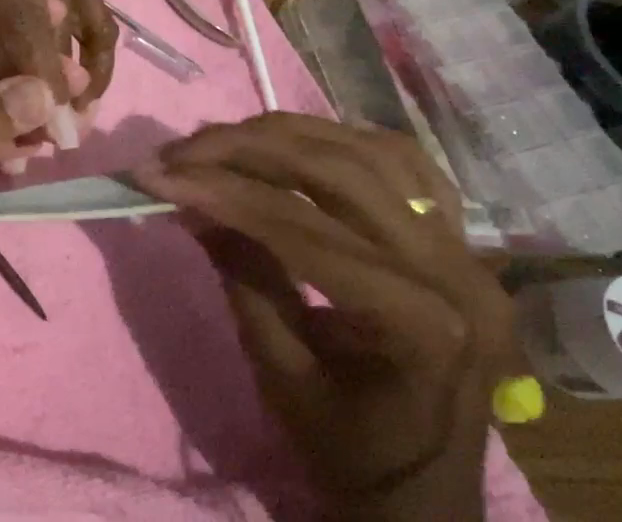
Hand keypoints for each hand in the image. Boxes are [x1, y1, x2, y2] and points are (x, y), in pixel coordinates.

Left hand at [0, 0, 116, 158]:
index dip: (36, 87)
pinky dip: (101, 61)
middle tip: (37, 151)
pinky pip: (101, 25)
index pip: (21, 36)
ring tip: (59, 136)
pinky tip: (89, 94)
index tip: (48, 134)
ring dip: (71, 94)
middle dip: (46, 105)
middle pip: (48, 54)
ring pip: (74, 47)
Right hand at [135, 115, 514, 519]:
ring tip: (217, 142)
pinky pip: (405, 166)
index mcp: (419, 321)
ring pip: (372, 153)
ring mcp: (469, 253)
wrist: (424, 489)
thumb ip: (240, 275)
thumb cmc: (345, 444)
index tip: (152, 174)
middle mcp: (458, 273)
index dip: (220, 191)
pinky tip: (291, 145)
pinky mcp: (460, 243)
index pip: (302, 227)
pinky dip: (340, 142)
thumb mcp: (278, 370)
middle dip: (244, 149)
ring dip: (285, 135)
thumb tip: (187, 202)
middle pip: (341, 173)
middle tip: (173, 152)